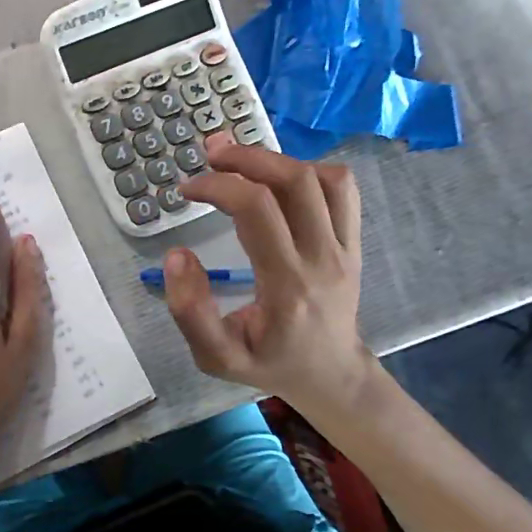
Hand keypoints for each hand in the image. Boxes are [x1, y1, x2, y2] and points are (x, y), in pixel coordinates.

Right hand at [164, 140, 374, 413]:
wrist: (331, 375)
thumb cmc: (269, 364)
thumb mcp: (218, 357)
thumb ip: (191, 312)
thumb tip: (177, 255)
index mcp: (286, 286)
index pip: (256, 210)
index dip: (217, 186)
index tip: (187, 190)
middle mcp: (322, 258)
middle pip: (294, 180)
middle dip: (246, 157)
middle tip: (211, 156)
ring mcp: (345, 247)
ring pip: (324, 177)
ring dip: (278, 161)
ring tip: (243, 164)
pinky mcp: (354, 241)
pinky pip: (342, 188)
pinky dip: (309, 171)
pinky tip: (279, 181)